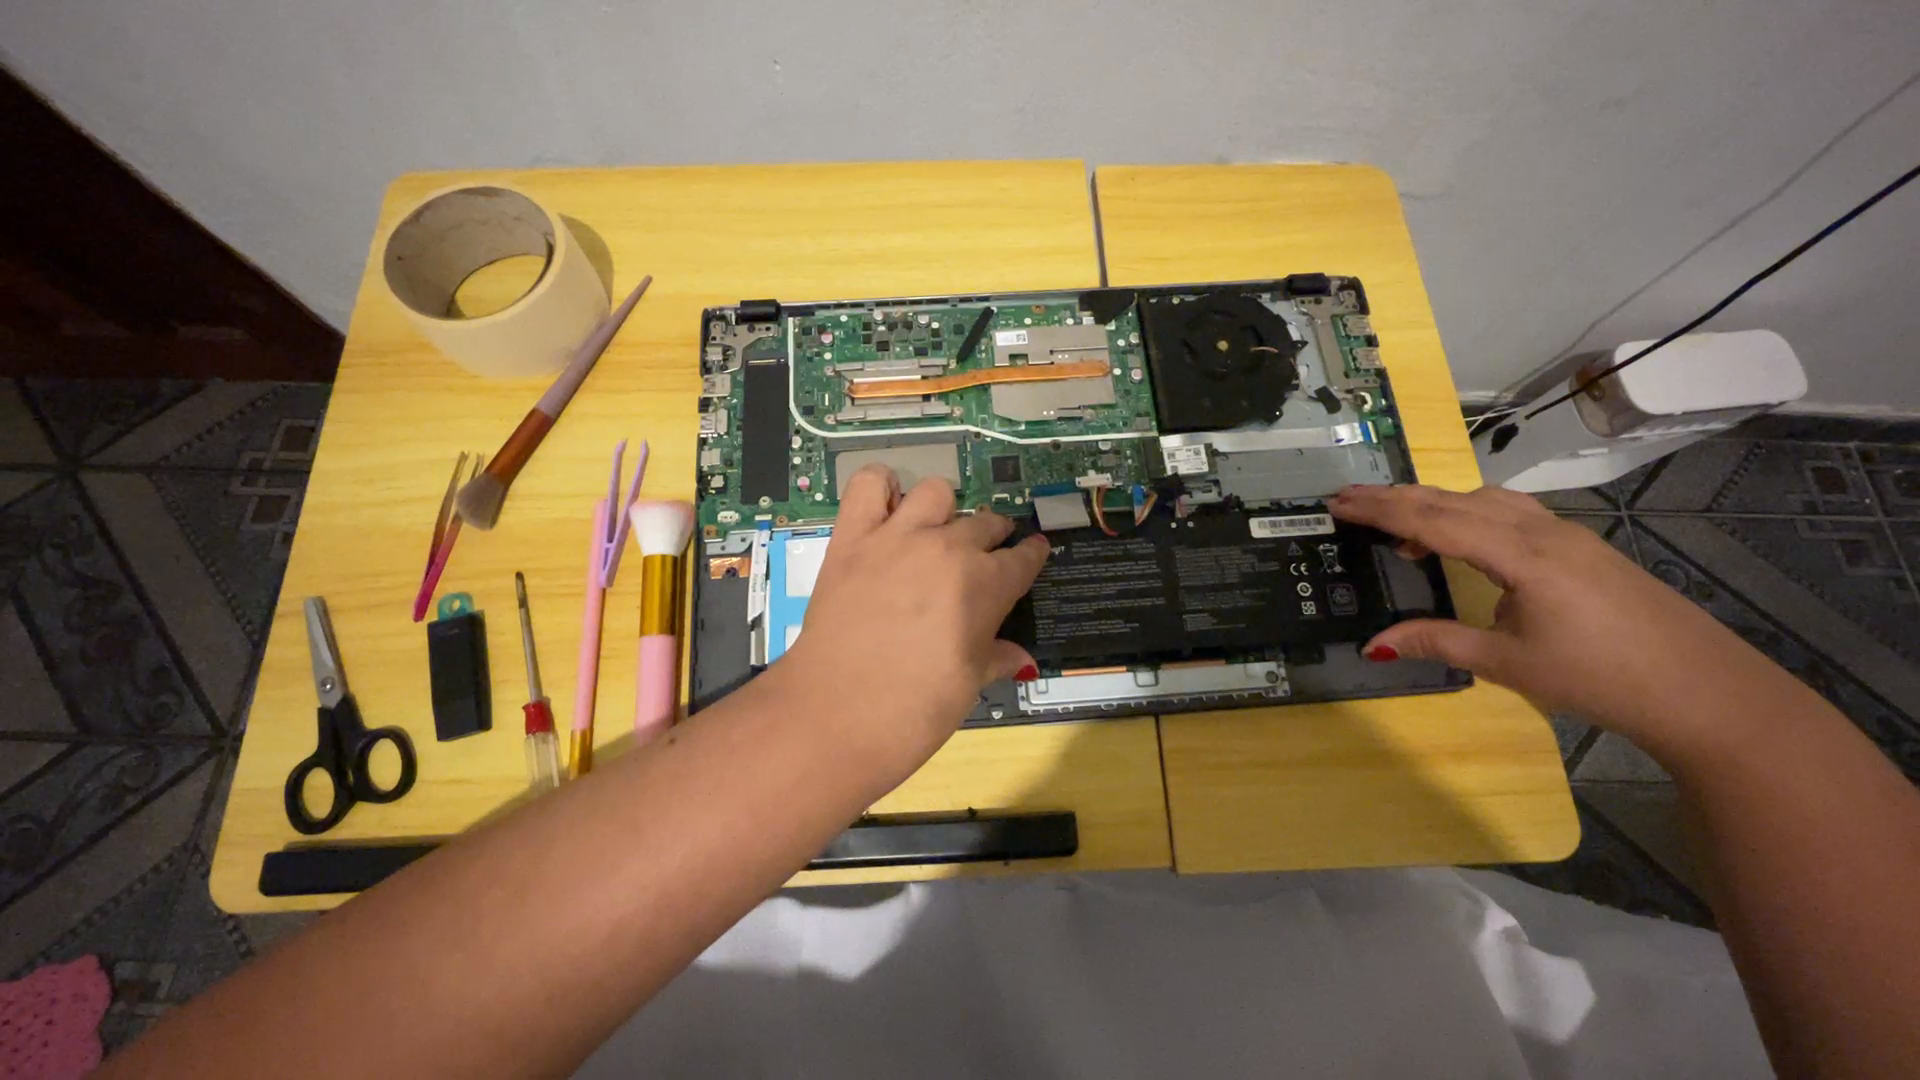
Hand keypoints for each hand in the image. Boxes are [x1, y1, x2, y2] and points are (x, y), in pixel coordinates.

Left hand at [776, 466, 1049, 778]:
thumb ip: (997, 658)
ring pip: (936, 492)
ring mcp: (898, 536)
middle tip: (983, 557)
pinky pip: (869, 484)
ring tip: (935, 532)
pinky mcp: (852, 537)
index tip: (1033, 554)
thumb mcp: (969, 684)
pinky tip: (887, 509)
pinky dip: (881, 488)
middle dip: (993, 536)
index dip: (1032, 555)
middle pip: (985, 523)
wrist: (839, 714)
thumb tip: (1021, 657)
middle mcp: (948, 548)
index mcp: (987, 585)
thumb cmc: (917, 709)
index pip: (1023, 558)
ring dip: (944, 510)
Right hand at [1330, 484, 1796, 756]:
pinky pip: (1508, 513)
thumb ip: (1437, 642)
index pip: (1434, 520)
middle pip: (1454, 500)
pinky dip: (1468, 515)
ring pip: (1484, 500)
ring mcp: (1565, 535)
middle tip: (1347, 498)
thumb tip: (1374, 642)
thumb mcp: (1508, 664)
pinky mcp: (1579, 548)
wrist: (1703, 690)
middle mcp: (1540, 531)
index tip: (1337, 502)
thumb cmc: (1600, 678)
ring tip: (1395, 522)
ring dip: (1434, 504)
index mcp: (1520, 554)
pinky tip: (1460, 539)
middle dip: (1396, 497)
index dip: (1380, 510)